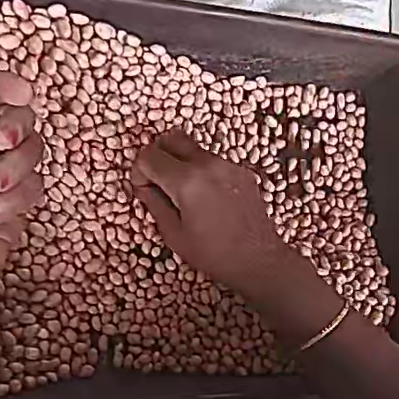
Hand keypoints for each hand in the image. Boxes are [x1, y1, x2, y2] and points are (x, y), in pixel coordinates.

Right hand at [130, 129, 309, 304]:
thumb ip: (154, 204)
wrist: (258, 260)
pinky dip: (202, 173)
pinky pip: (214, 162)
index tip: (143, 188)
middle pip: (171, 139)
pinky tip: (207, 201)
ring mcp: (229, 165)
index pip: (149, 155)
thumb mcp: (174, 235)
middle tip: (158, 182)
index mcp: (187, 181)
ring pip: (194, 150)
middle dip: (158, 156)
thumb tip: (144, 187)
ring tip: (185, 197)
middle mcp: (209, 165)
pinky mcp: (242, 172)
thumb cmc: (215, 254)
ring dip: (181, 164)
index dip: (139, 171)